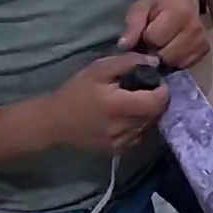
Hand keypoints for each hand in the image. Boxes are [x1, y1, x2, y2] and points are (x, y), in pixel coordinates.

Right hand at [32, 53, 168, 153]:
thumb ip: (128, 62)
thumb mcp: (98, 69)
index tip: (152, 81)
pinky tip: (124, 117)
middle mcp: (124, 127)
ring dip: (147, 112)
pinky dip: (137, 124)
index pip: (159, 100)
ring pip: (150, 123)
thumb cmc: (75, 92)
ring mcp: (121, 141)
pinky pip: (139, 134)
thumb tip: (155, 62)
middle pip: (157, 112)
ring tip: (131, 103)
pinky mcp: (117, 150)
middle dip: (155, 99)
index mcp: (119, 106)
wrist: (51, 122)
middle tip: (141, 91)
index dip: (162, 89)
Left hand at [120, 0, 211, 68]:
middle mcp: (194, 28)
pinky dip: (176, 61)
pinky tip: (173, 51)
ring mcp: (202, 40)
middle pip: (167, 54)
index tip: (147, 31)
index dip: (146, 38)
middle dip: (156, 51)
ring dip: (166, 58)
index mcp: (178, 13)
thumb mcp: (141, 8)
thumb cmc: (159, 4)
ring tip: (163, 46)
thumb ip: (133, 25)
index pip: (155, 39)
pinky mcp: (205, 49)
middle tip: (154, 42)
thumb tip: (125, 46)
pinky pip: (186, 64)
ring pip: (176, 62)